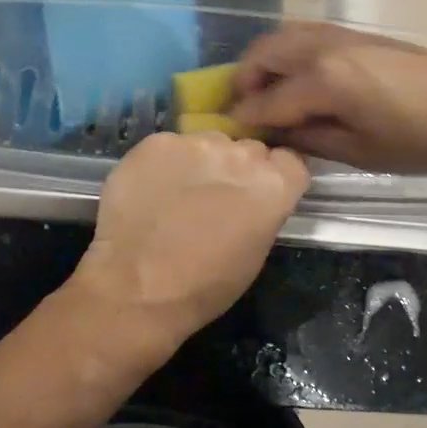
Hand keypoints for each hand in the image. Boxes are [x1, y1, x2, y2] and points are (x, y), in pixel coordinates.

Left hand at [68, 132, 307, 351]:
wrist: (136, 284)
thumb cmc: (202, 286)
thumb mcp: (253, 254)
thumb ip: (262, 211)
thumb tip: (253, 198)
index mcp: (271, 185)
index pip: (290, 162)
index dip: (275, 177)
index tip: (259, 194)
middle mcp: (238, 154)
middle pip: (248, 150)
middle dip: (238, 169)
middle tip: (216, 198)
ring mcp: (194, 143)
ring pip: (208, 143)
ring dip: (202, 162)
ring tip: (180, 193)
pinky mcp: (156, 142)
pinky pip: (171, 146)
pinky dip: (166, 163)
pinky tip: (152, 189)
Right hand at [229, 22, 426, 174]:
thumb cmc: (424, 139)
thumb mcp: (363, 153)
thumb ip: (310, 140)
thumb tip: (275, 135)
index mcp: (324, 79)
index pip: (267, 100)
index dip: (246, 119)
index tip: (230, 134)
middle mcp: (323, 47)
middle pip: (263, 54)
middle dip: (245, 81)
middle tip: (245, 111)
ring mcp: (340, 33)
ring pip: (280, 37)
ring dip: (264, 62)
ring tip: (268, 93)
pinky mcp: (356, 32)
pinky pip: (303, 34)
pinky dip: (286, 52)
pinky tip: (298, 79)